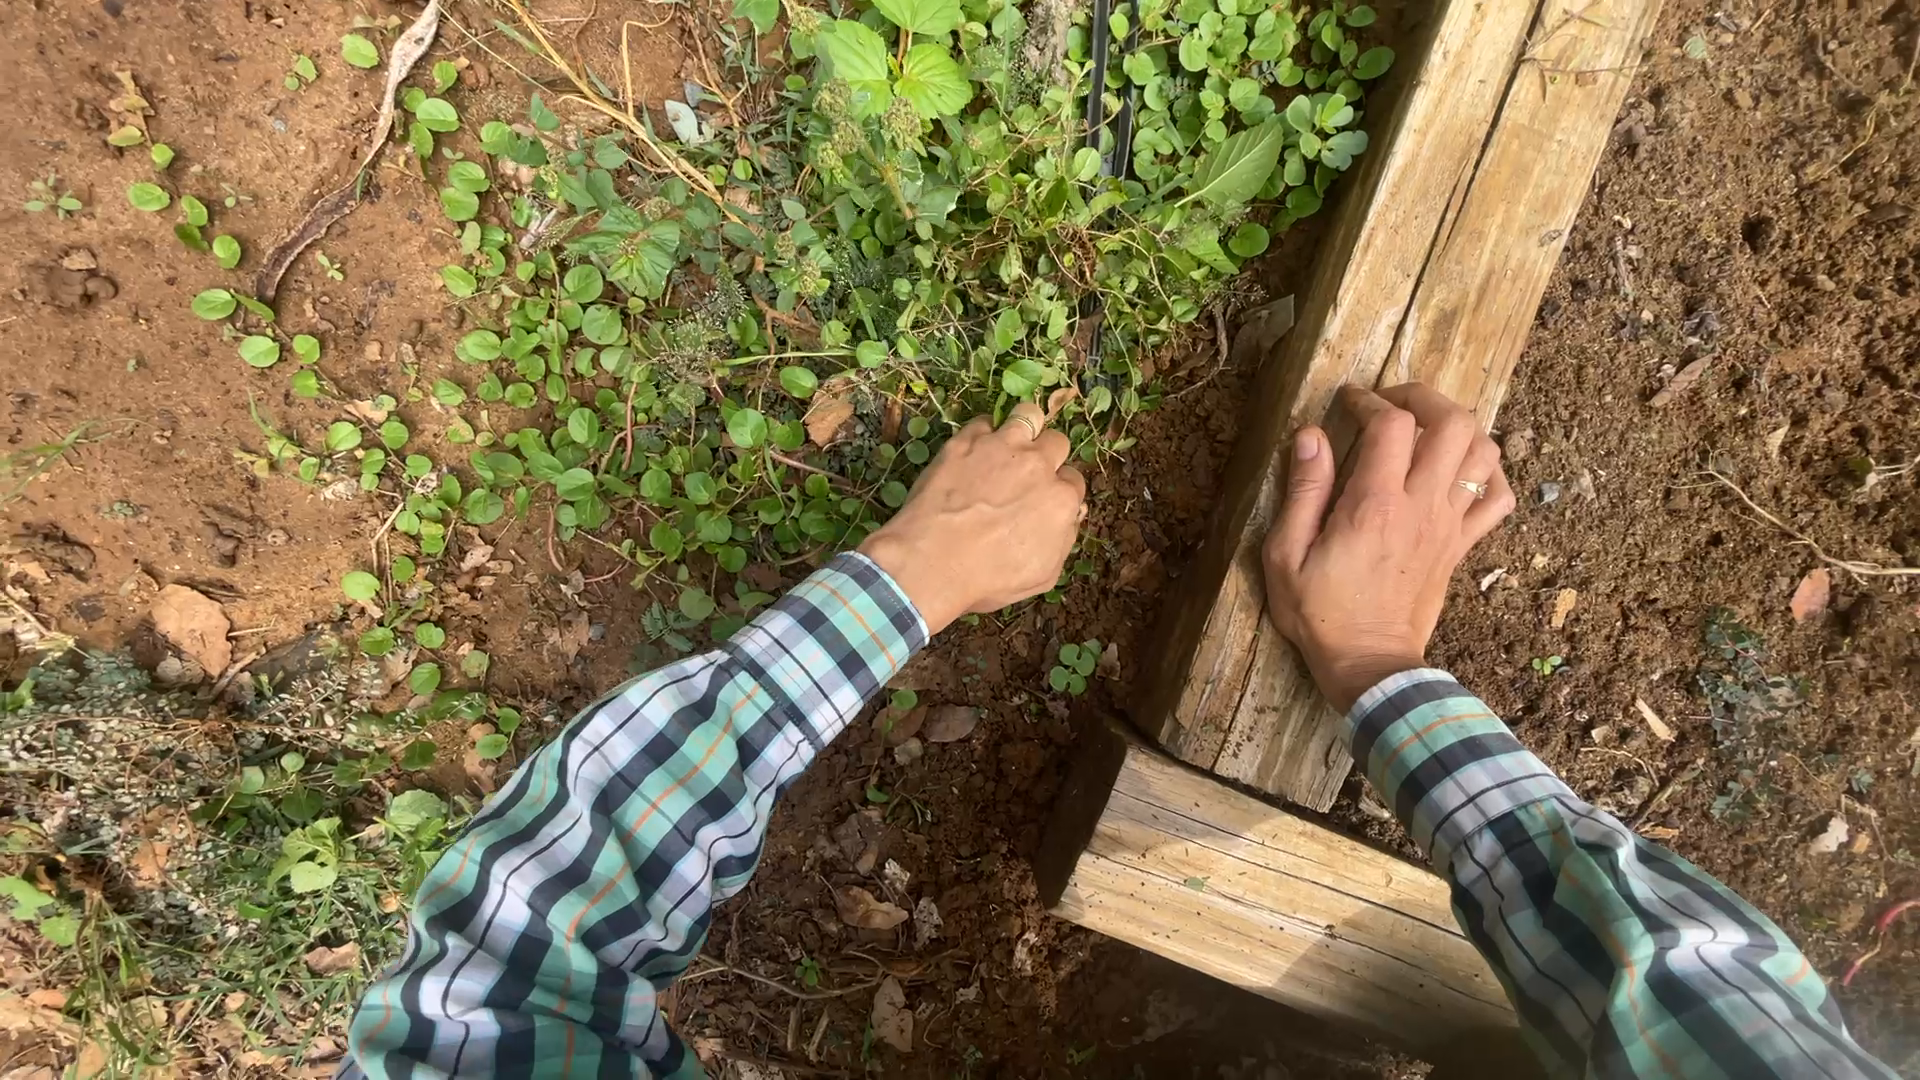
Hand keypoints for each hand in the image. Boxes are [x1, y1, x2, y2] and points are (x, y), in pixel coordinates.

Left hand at [858, 402, 1086, 634]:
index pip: (1073, 481)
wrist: (933, 561)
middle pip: (1056, 443)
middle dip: (1047, 455)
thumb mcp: (1042, 575)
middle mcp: (1037, 465)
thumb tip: (1072, 516)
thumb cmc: (988, 578)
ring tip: (1010, 444)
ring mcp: (1000, 447)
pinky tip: (973, 451)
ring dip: (1024, 427)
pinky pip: (983, 422)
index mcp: (1061, 499)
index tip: (1043, 500)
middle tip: (1027, 474)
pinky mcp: (965, 440)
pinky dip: (982, 434)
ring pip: (1028, 415)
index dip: (1059, 491)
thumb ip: (1064, 540)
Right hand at [1263, 383, 1515, 711]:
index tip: (1347, 401)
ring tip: (1422, 431)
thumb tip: (1311, 436)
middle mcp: (1422, 505)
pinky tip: (1457, 474)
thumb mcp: (1285, 553)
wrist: (1368, 662)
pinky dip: (1486, 473)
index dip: (1369, 401)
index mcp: (1374, 503)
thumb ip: (1302, 491)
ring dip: (1458, 428)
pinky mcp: (1461, 546)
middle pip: (1454, 423)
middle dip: (1424, 397)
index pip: (1391, 425)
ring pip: (1484, 452)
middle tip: (1391, 402)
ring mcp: (1450, 525)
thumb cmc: (1317, 610)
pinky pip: (1497, 498)